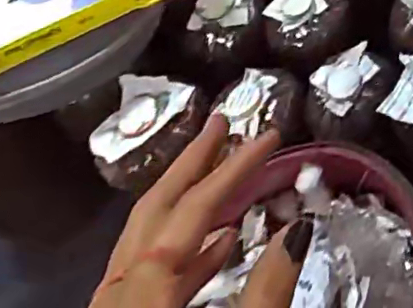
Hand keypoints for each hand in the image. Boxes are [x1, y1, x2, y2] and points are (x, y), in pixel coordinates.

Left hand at [90, 114, 281, 307]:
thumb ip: (265, 292)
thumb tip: (299, 229)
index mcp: (137, 301)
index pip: (188, 216)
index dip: (232, 170)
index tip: (271, 135)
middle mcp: (113, 303)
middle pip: (151, 218)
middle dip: (191, 166)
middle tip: (221, 123)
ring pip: (146, 244)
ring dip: (188, 200)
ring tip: (225, 168)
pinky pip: (149, 276)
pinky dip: (184, 247)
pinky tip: (222, 240)